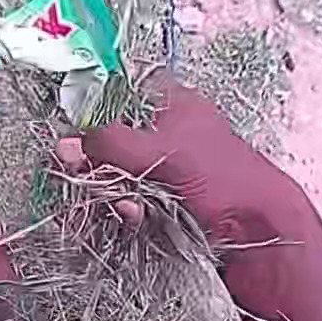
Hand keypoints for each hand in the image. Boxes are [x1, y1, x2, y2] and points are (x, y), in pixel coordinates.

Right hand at [63, 72, 314, 244]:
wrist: (256, 229)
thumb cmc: (220, 177)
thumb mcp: (160, 152)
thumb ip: (109, 144)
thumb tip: (65, 144)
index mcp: (172, 103)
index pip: (122, 92)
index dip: (95, 108)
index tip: (74, 134)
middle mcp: (167, 131)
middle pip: (113, 138)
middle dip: (101, 163)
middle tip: (91, 177)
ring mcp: (165, 165)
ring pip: (119, 172)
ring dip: (114, 191)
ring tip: (128, 206)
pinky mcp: (164, 196)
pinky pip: (131, 196)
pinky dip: (129, 207)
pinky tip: (136, 216)